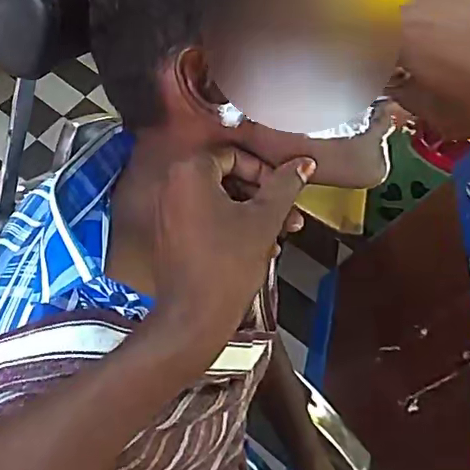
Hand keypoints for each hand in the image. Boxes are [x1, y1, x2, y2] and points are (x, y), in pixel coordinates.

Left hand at [142, 148, 313, 362]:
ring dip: (251, 212)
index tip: (287, 191)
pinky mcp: (169, 231)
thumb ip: (284, 186)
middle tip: (289, 214)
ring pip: (217, 199)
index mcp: (189, 172)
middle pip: (225, 176)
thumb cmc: (228, 263)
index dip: (265, 172)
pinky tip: (259, 245)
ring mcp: (166, 208)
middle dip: (261, 194)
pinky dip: (231, 224)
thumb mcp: (264, 219)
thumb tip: (303, 163)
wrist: (194, 313)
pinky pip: (204, 215)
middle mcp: (171, 184)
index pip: (233, 156)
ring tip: (281, 233)